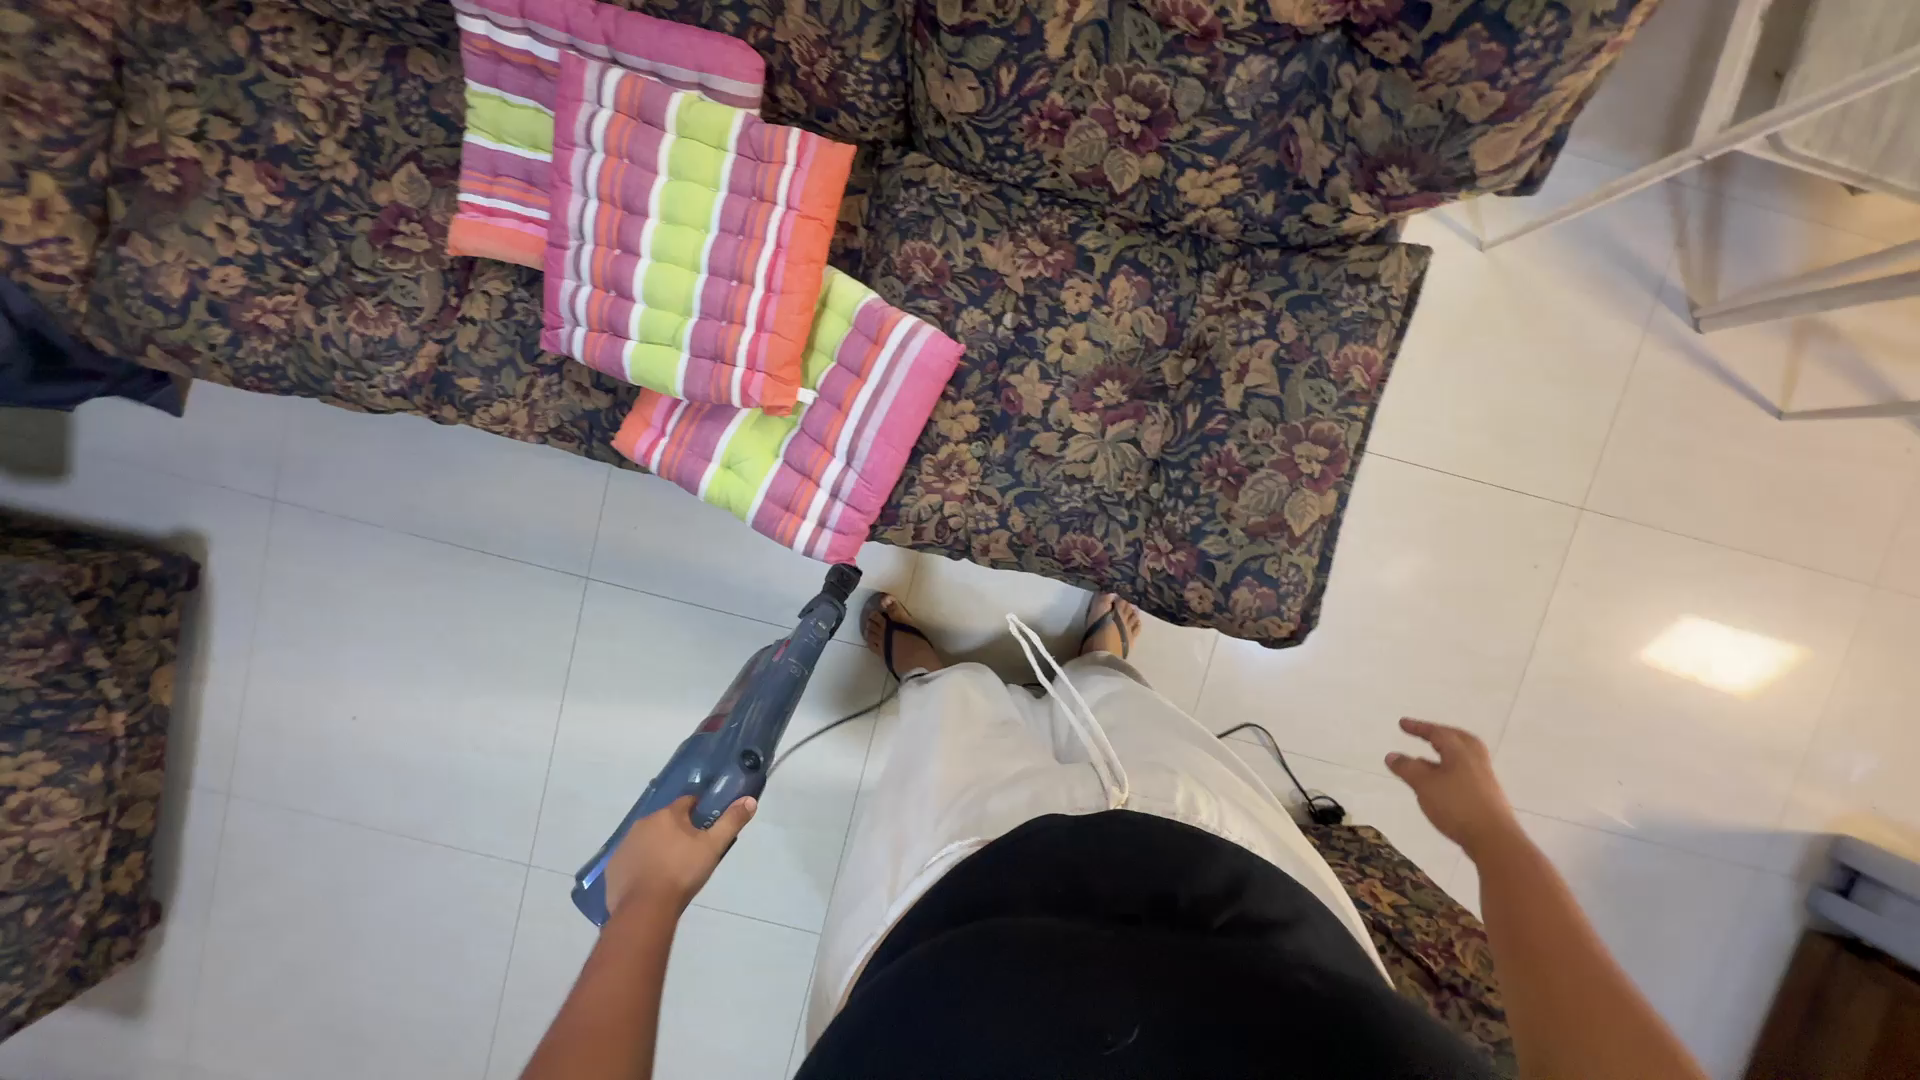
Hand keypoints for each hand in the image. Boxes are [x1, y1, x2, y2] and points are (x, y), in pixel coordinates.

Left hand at [604, 795, 756, 918]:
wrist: (644, 909)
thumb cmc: (681, 873)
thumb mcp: (713, 847)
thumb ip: (731, 822)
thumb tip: (750, 800)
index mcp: (668, 815)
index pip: (687, 802)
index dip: (699, 812)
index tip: (706, 828)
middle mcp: (643, 823)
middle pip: (666, 821)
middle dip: (678, 832)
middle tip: (691, 853)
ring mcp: (625, 845)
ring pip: (648, 839)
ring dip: (658, 847)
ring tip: (671, 871)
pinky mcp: (614, 866)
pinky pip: (632, 859)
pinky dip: (641, 865)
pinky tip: (651, 882)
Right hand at [1385, 718, 1522, 858]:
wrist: (1494, 840)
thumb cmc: (1456, 806)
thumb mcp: (1424, 784)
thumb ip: (1407, 768)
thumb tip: (1391, 755)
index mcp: (1460, 753)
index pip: (1438, 733)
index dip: (1419, 727)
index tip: (1402, 724)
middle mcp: (1475, 762)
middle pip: (1460, 740)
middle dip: (1441, 735)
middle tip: (1425, 734)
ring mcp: (1484, 780)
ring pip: (1463, 759)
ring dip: (1444, 755)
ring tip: (1425, 760)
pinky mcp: (1486, 798)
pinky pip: (1465, 774)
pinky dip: (1449, 771)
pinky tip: (1438, 784)